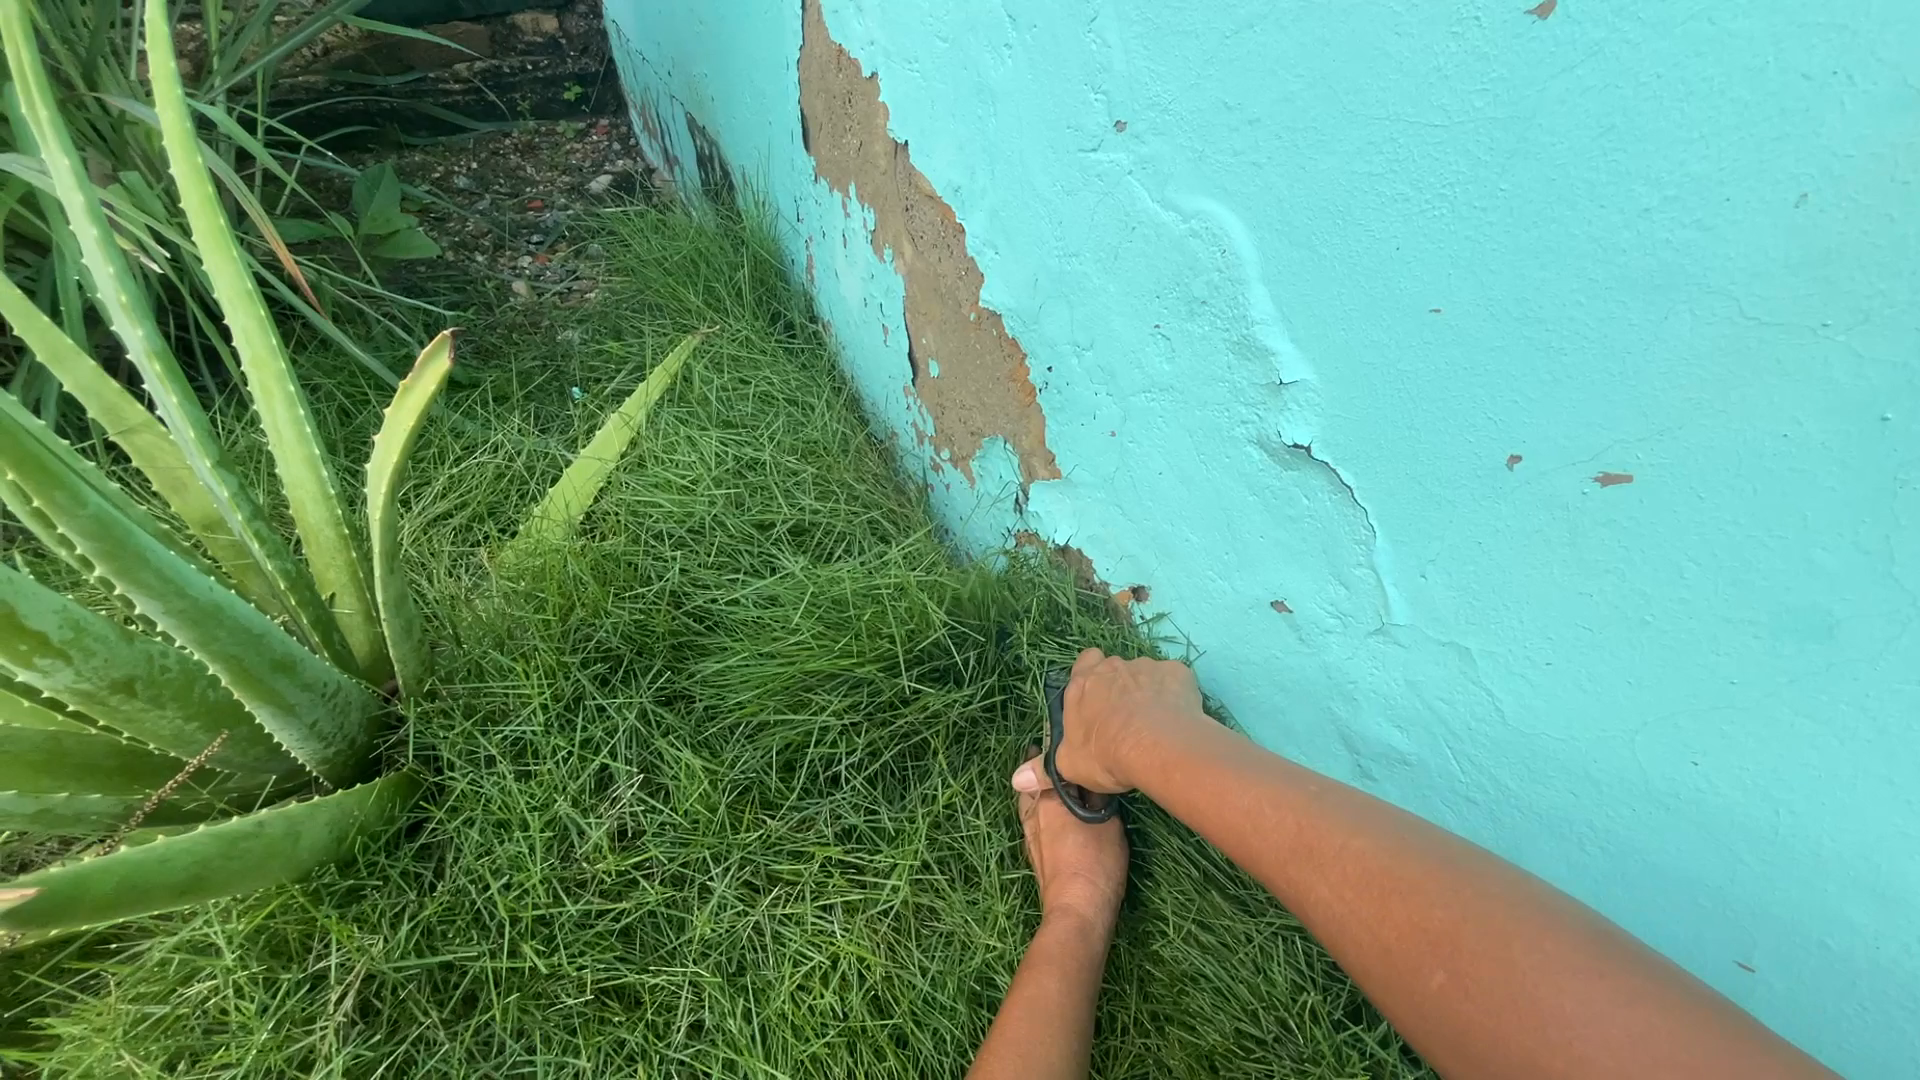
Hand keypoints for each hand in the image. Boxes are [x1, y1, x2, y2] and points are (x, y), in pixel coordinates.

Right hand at [1014, 648, 1206, 794]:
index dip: (1089, 674)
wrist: (1156, 747)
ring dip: (1148, 691)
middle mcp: (1112, 668)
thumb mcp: (1069, 766)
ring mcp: (1146, 667)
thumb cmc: (1105, 754)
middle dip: (1119, 684)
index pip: (1084, 662)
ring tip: (1154, 722)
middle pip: (1114, 667)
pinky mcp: (1177, 673)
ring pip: (1145, 674)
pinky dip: (1175, 695)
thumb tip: (1016, 781)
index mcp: (1083, 684)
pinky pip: (1175, 680)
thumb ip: (1042, 770)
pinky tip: (1177, 717)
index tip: (1095, 696)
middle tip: (1123, 715)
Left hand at [1014, 749, 1128, 927]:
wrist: (1076, 909)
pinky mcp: (1032, 854)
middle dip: (1042, 770)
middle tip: (1055, 759)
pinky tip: (1054, 817)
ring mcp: (1029, 834)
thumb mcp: (1108, 823)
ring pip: (1029, 802)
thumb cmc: (1095, 861)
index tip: (1065, 742)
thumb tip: (1093, 781)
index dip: (1057, 752)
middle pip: (1032, 782)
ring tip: (1055, 786)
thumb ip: (1098, 797)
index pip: (1049, 764)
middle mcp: (1032, 811)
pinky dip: (1040, 813)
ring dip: (1038, 791)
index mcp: (1048, 797)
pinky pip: (1033, 822)